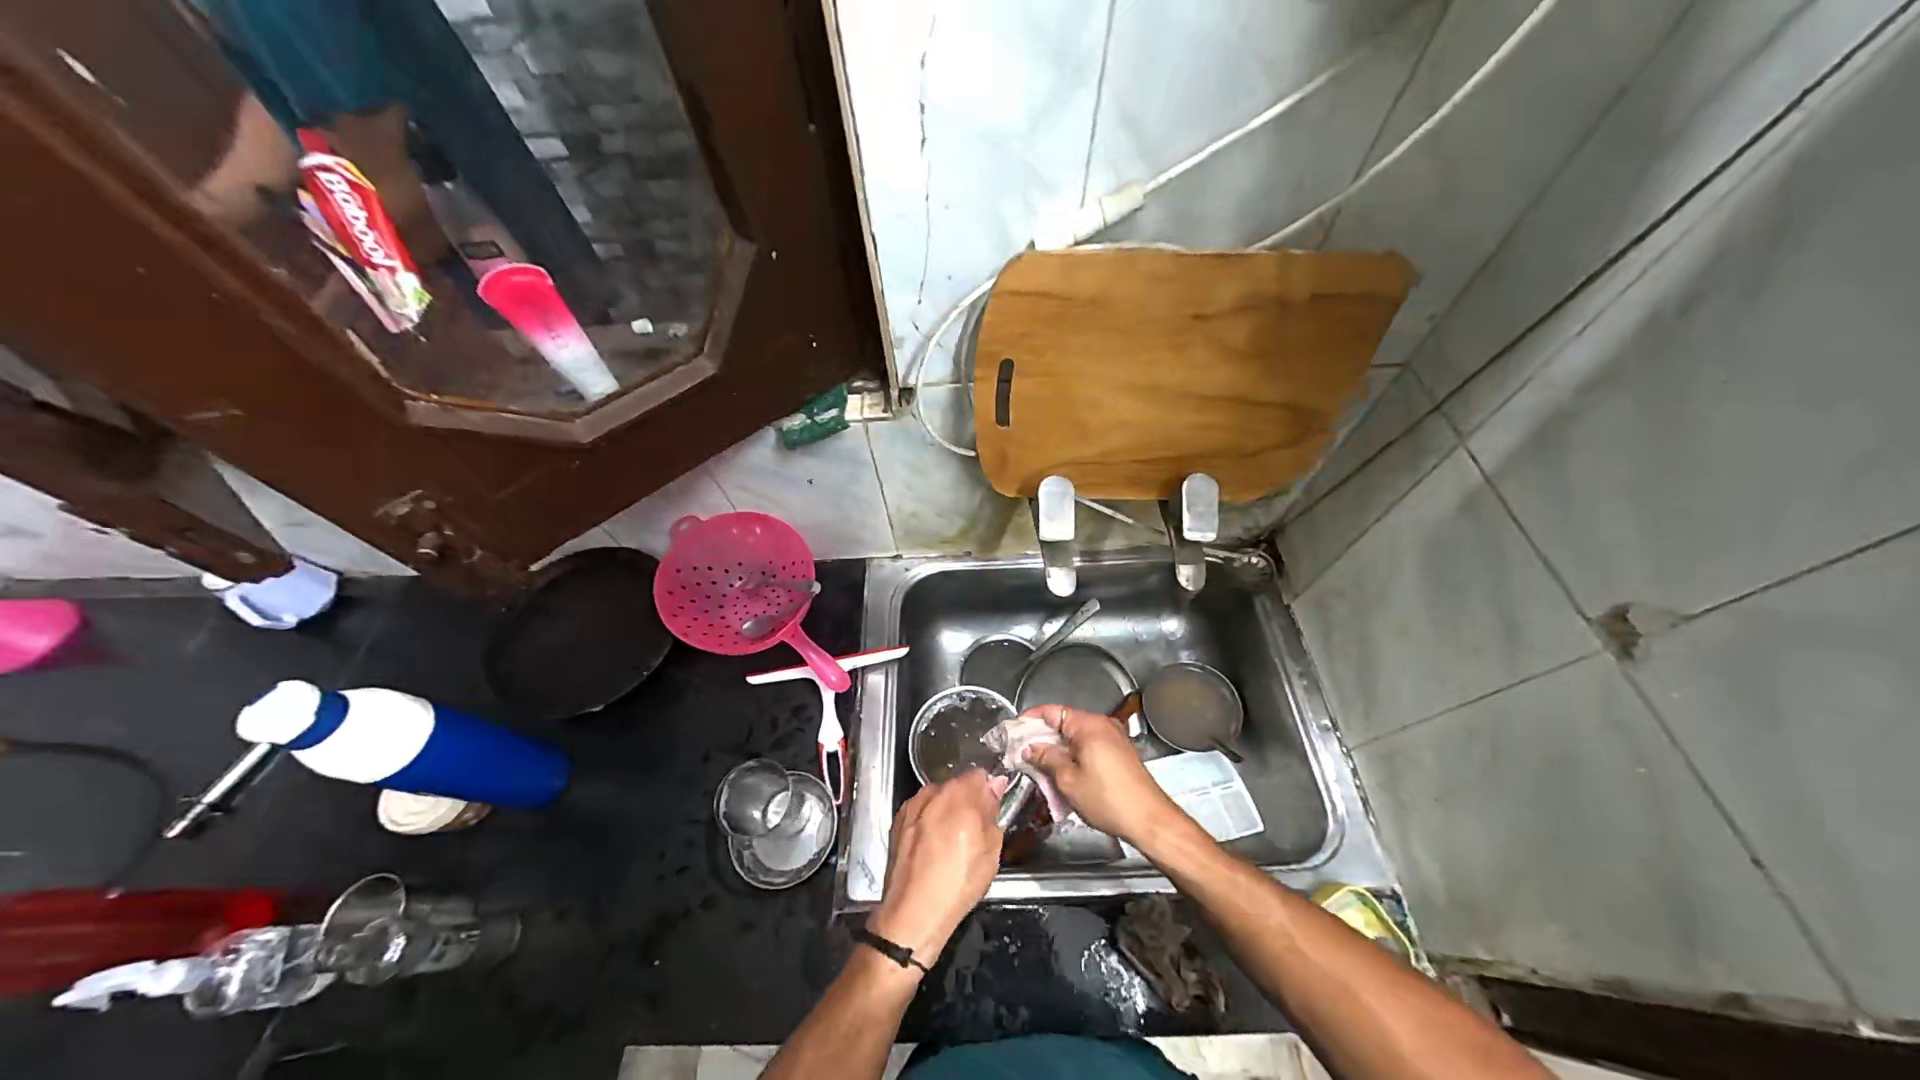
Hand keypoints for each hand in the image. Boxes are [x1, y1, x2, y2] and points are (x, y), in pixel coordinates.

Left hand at [868, 769, 1007, 963]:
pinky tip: (933, 848)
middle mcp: (933, 792)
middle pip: (958, 785)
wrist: (913, 911)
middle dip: (968, 801)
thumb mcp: (991, 851)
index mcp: (960, 794)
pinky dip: (929, 821)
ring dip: (947, 811)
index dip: (989, 791)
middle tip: (975, 831)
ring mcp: (913, 805)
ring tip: (952, 843)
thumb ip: (993, 811)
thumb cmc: (957, 883)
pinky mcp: (898, 821)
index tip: (993, 809)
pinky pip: (922, 811)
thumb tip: (995, 787)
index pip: (980, 776)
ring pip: (938, 798)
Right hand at [1023, 705, 1188, 845]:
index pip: (1051, 711)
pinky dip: (1074, 756)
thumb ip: (1046, 758)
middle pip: (1064, 722)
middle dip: (1042, 737)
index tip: (1014, 731)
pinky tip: (1063, 774)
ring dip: (1057, 749)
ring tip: (1040, 767)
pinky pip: (1089, 746)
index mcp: (1088, 725)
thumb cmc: (1108, 799)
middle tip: (1022, 753)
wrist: (1149, 820)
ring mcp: (1113, 738)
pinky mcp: (1119, 753)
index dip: (1029, 719)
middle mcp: (1102, 725)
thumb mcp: (1067, 780)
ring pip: (1076, 737)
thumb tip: (1031, 748)